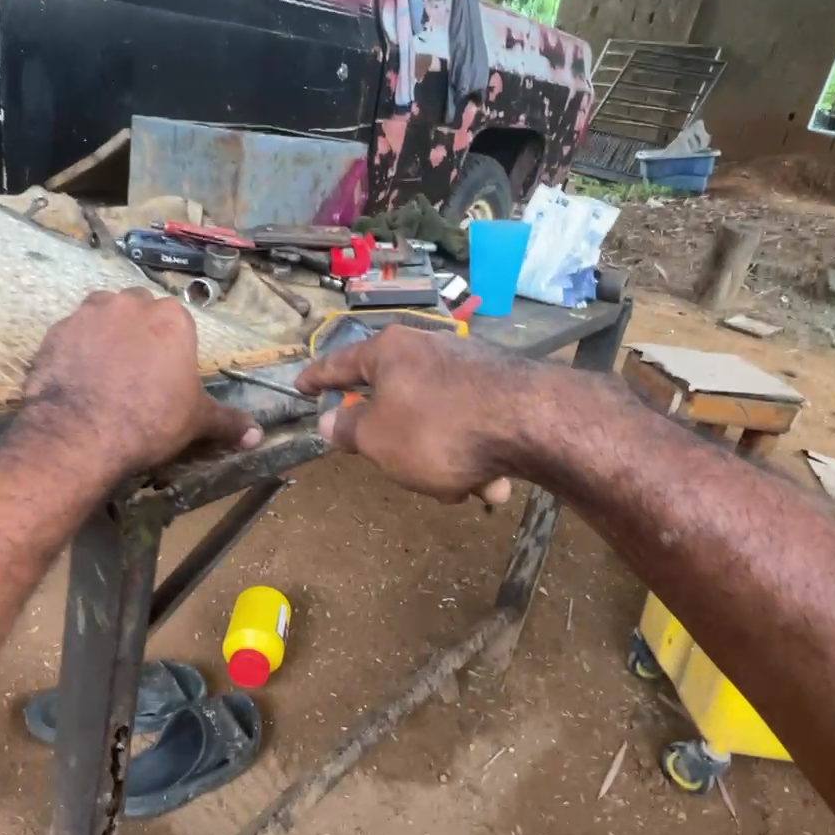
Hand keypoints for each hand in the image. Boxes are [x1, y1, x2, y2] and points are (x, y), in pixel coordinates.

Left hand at [21, 289, 260, 476]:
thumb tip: (257, 434)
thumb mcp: (197, 422)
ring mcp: (87, 314)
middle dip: (138, 332)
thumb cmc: (151, 420)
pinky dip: (73, 352)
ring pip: (101, 315)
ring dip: (105, 334)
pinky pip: (69, 337)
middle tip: (137, 372)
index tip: (167, 374)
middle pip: (138, 309)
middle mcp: (129, 305)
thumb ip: (227, 422)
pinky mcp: (54, 333)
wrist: (81, 433)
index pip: (176, 321)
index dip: (172, 347)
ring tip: (105, 373)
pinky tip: (75, 380)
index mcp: (171, 319)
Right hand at [295, 327, 537, 503]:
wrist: (533, 423)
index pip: (339, 364)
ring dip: (443, 463)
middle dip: (401, 447)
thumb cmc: (439, 430)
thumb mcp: (378, 439)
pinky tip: (493, 477)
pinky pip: (471, 429)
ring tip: (462, 484)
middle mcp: (428, 350)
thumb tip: (329, 421)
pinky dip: (474, 456)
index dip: (317, 379)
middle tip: (405, 469)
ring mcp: (468, 366)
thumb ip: (348, 430)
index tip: (300, 386)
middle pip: (396, 403)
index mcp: (389, 352)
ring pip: (437, 425)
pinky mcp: (502, 388)